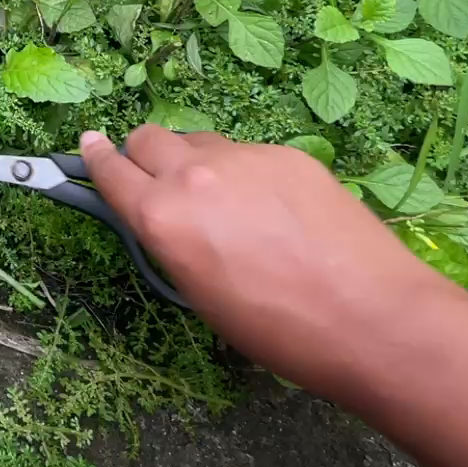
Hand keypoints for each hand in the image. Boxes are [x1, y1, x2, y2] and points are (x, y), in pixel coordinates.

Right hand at [80, 125, 467, 393]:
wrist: (378, 323)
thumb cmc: (278, 330)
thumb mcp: (198, 293)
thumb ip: (167, 239)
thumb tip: (159, 214)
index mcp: (161, 216)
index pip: (108, 168)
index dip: (94, 155)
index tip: (89, 143)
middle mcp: (192, 176)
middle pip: (146, 137)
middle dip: (144, 155)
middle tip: (164, 183)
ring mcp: (241, 158)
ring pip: (198, 141)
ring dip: (196, 161)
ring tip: (229, 201)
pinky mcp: (285, 154)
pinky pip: (248, 153)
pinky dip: (247, 172)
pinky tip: (279, 210)